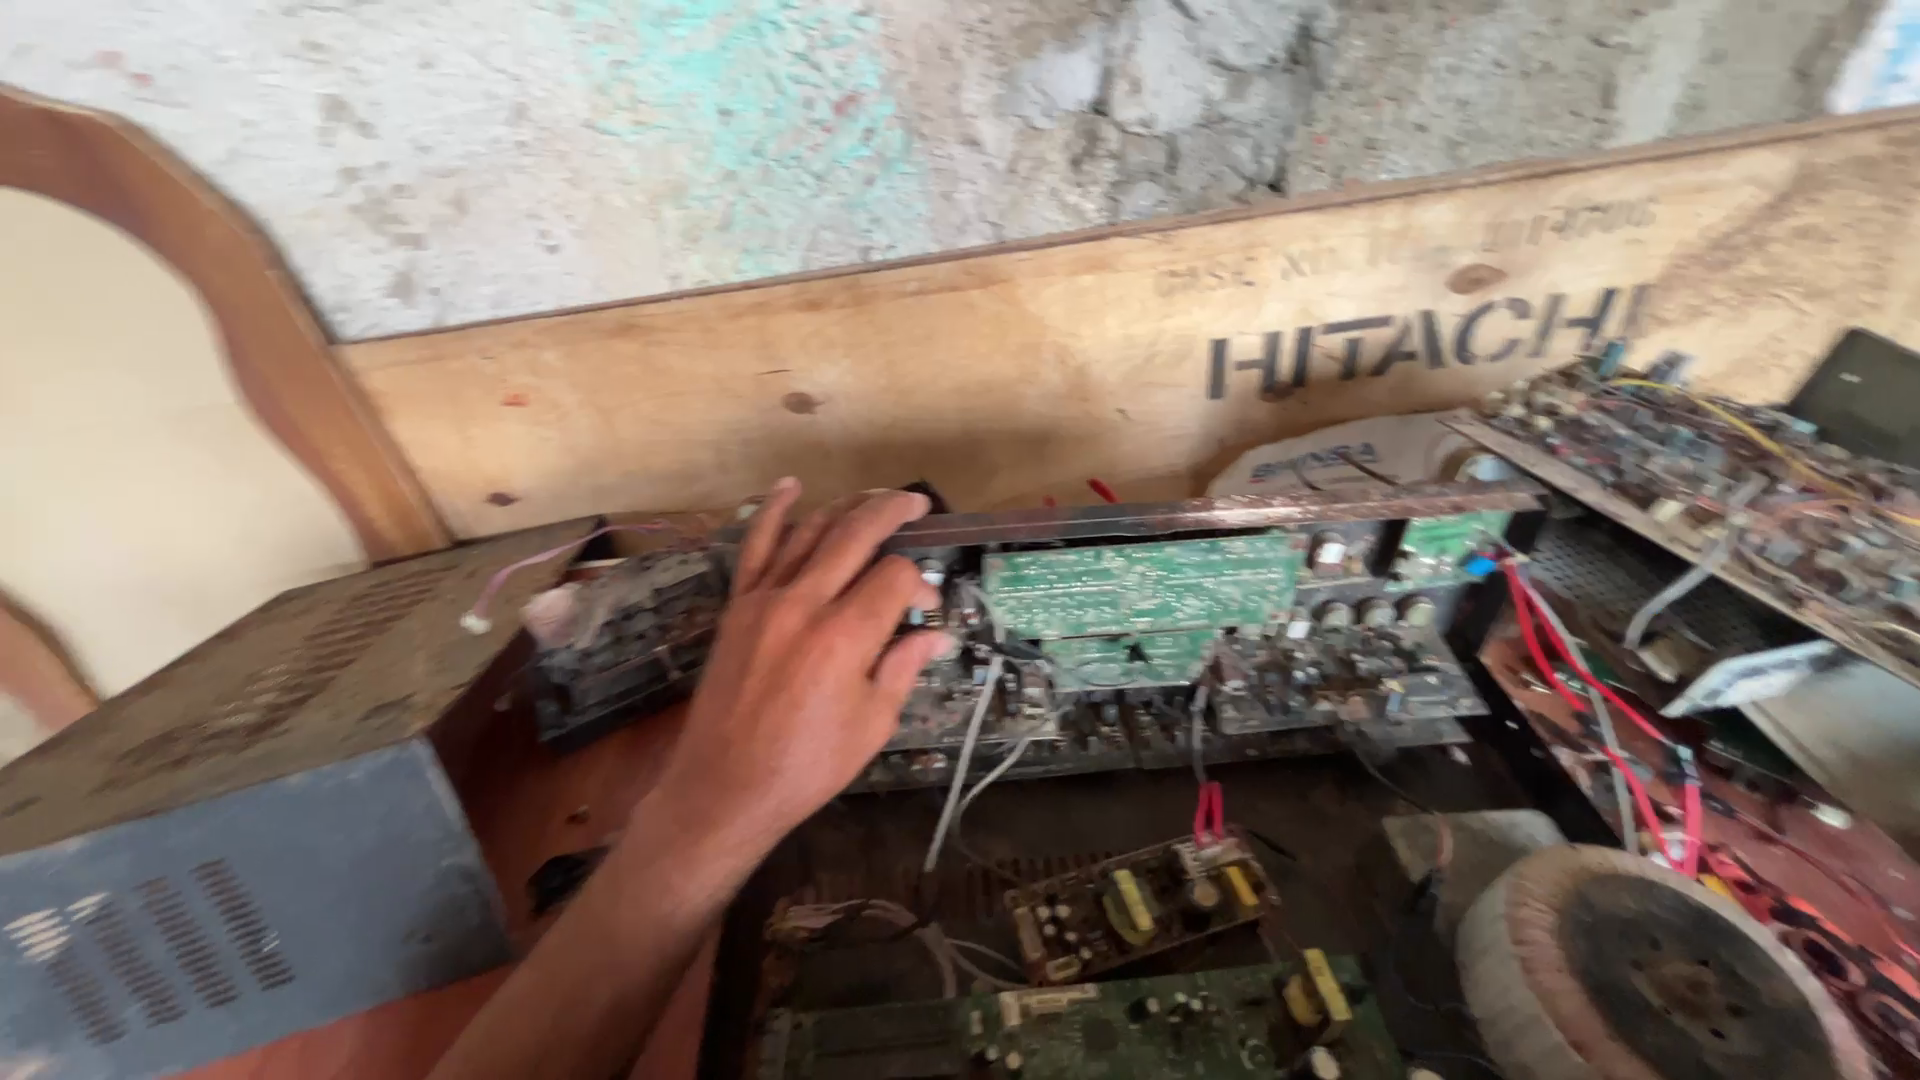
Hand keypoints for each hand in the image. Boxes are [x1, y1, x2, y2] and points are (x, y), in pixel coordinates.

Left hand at [646, 479, 953, 859]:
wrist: (725, 787)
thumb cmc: (807, 765)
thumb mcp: (872, 724)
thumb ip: (903, 667)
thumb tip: (936, 634)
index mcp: (845, 636)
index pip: (896, 577)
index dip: (921, 584)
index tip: (928, 609)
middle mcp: (805, 603)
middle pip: (855, 534)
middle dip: (892, 511)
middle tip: (918, 504)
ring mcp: (765, 599)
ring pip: (810, 531)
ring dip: (846, 507)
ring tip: (875, 499)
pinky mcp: (738, 606)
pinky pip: (755, 546)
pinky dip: (774, 512)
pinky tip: (792, 487)